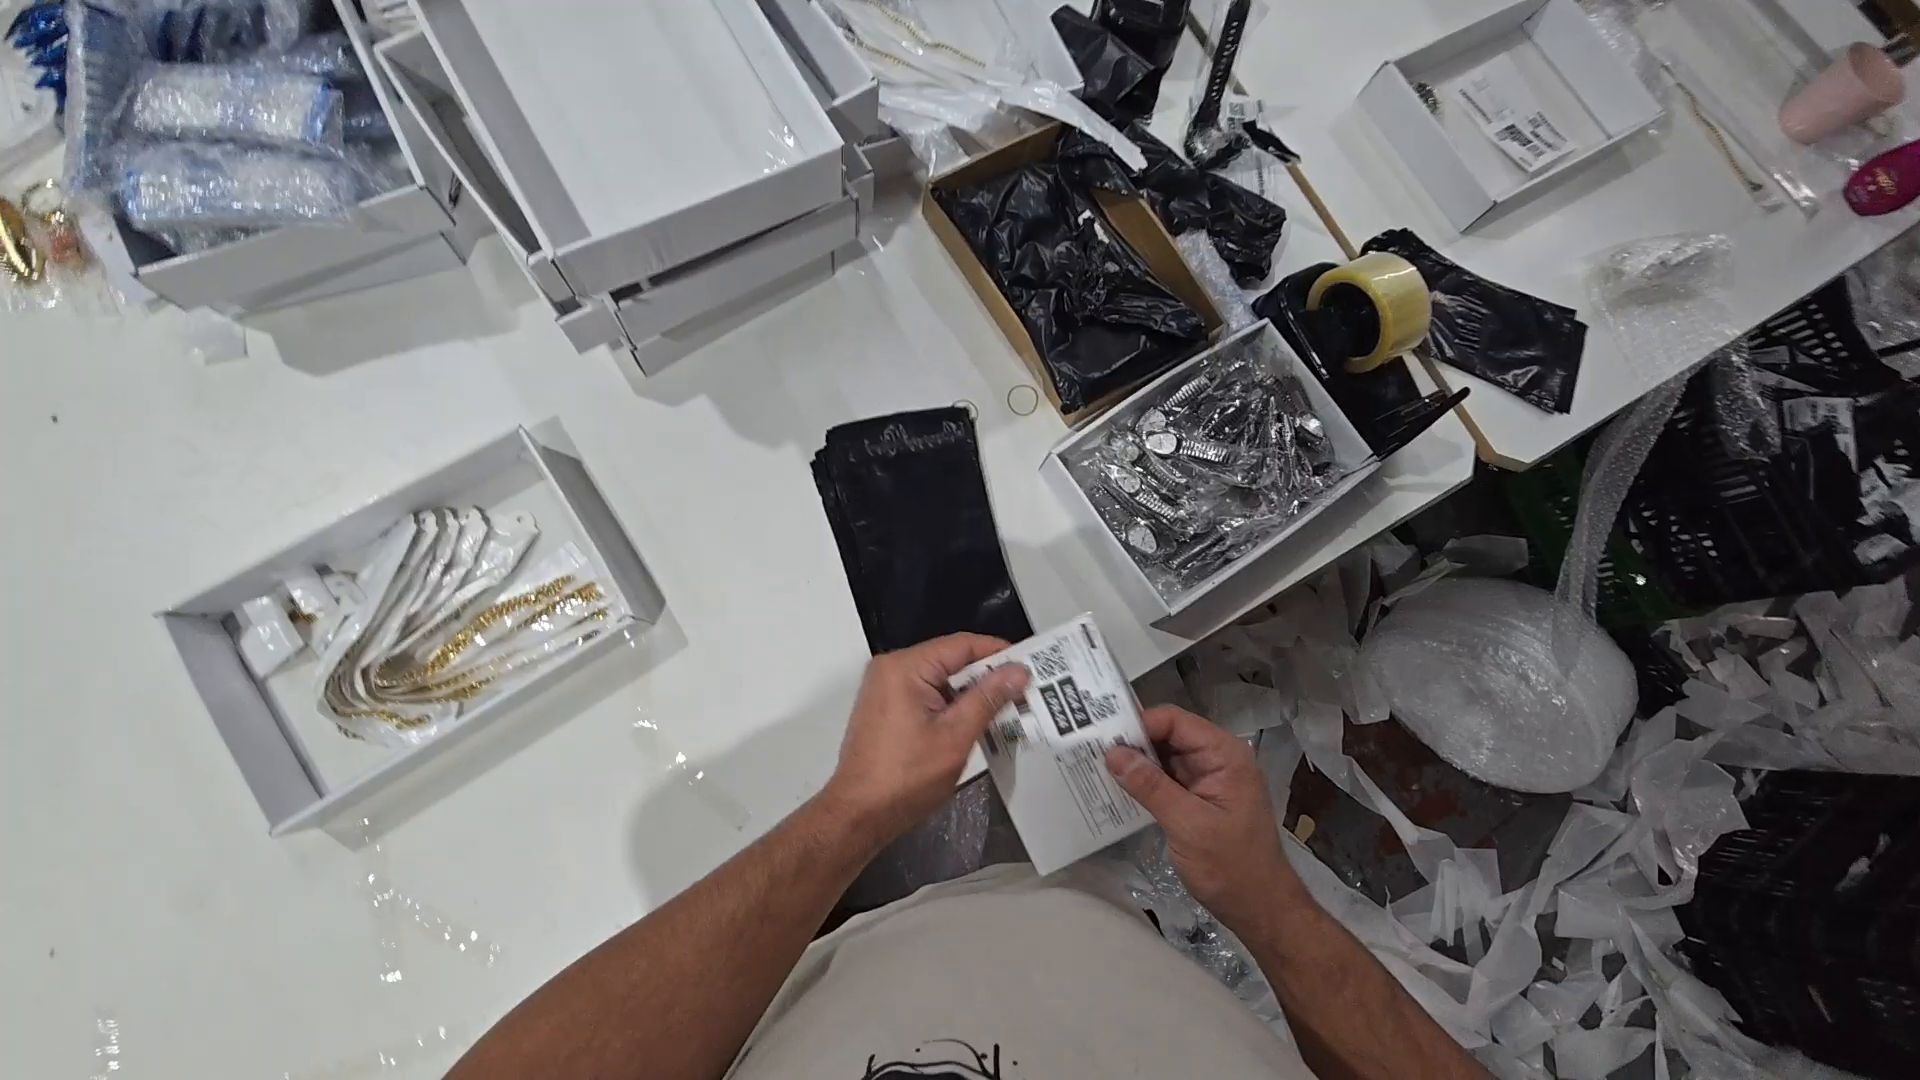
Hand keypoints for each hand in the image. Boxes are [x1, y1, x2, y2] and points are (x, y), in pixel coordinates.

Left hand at [822, 634, 1029, 848]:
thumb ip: (988, 699)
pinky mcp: (887, 708)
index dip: (998, 653)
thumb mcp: (955, 737)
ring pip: (941, 679)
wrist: (859, 815)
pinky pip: (927, 694)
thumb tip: (1018, 671)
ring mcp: (886, 688)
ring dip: (971, 693)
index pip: (962, 645)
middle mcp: (892, 669)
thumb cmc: (905, 778)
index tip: (1030, 665)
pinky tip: (976, 721)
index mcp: (905, 667)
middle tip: (1024, 690)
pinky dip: (951, 705)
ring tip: (1007, 708)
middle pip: (951, 660)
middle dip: (987, 676)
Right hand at [1106, 705, 1304, 934]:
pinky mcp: (1195, 798)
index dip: (1139, 724)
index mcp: (1224, 754)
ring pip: (1161, 756)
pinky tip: (1116, 787)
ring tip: (1095, 765)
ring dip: (1134, 762)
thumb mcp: (1189, 826)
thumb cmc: (1232, 867)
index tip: (1104, 739)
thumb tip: (1113, 753)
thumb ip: (1151, 787)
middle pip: (1166, 734)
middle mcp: (1215, 758)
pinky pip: (1163, 778)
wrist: (1261, 911)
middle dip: (1132, 742)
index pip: (1174, 721)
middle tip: (1090, 750)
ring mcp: (1205, 778)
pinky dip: (1141, 781)